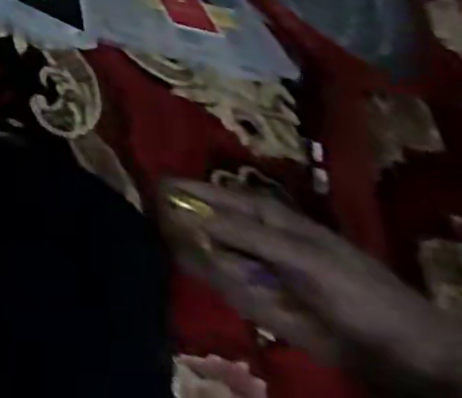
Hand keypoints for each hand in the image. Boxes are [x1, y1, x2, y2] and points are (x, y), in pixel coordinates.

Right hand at [161, 179, 461, 395]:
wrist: (404, 355)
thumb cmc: (361, 292)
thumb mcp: (304, 256)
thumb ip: (239, 229)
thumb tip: (169, 203)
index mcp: (249, 207)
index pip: (187, 187)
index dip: (161, 190)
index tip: (140, 199)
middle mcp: (232, 226)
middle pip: (177, 215)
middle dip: (175, 230)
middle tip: (193, 249)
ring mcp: (231, 258)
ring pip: (185, 247)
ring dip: (200, 262)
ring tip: (238, 280)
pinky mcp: (233, 288)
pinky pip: (204, 277)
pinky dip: (213, 283)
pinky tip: (245, 294)